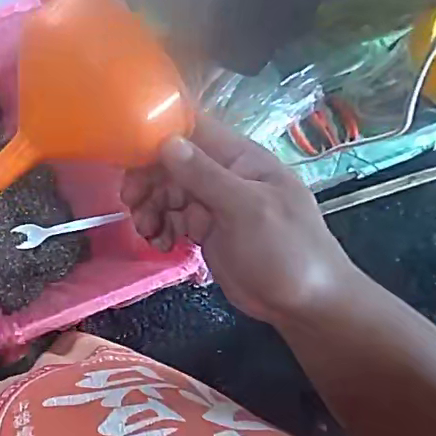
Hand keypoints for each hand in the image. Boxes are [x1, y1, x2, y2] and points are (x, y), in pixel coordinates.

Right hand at [122, 116, 358, 325]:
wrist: (304, 304)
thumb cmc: (286, 250)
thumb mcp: (247, 209)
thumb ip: (205, 175)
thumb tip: (166, 142)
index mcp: (240, 158)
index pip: (193, 130)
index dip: (158, 138)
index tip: (132, 159)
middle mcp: (224, 175)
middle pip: (172, 164)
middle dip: (149, 182)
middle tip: (132, 205)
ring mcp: (214, 203)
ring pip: (168, 193)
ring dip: (150, 209)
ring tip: (148, 232)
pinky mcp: (206, 230)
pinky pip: (173, 219)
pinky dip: (160, 229)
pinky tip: (160, 244)